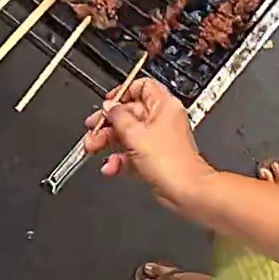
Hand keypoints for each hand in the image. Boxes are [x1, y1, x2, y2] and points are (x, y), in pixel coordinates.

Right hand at [83, 79, 217, 213]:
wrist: (185, 192)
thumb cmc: (172, 163)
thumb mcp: (136, 134)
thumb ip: (118, 117)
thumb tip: (109, 107)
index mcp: (163, 107)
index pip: (142, 87)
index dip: (123, 93)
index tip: (107, 103)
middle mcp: (161, 121)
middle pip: (129, 113)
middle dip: (108, 122)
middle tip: (93, 129)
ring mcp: (157, 141)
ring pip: (126, 135)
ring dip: (108, 142)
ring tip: (93, 148)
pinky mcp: (152, 159)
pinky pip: (130, 154)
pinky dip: (118, 160)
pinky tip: (110, 167)